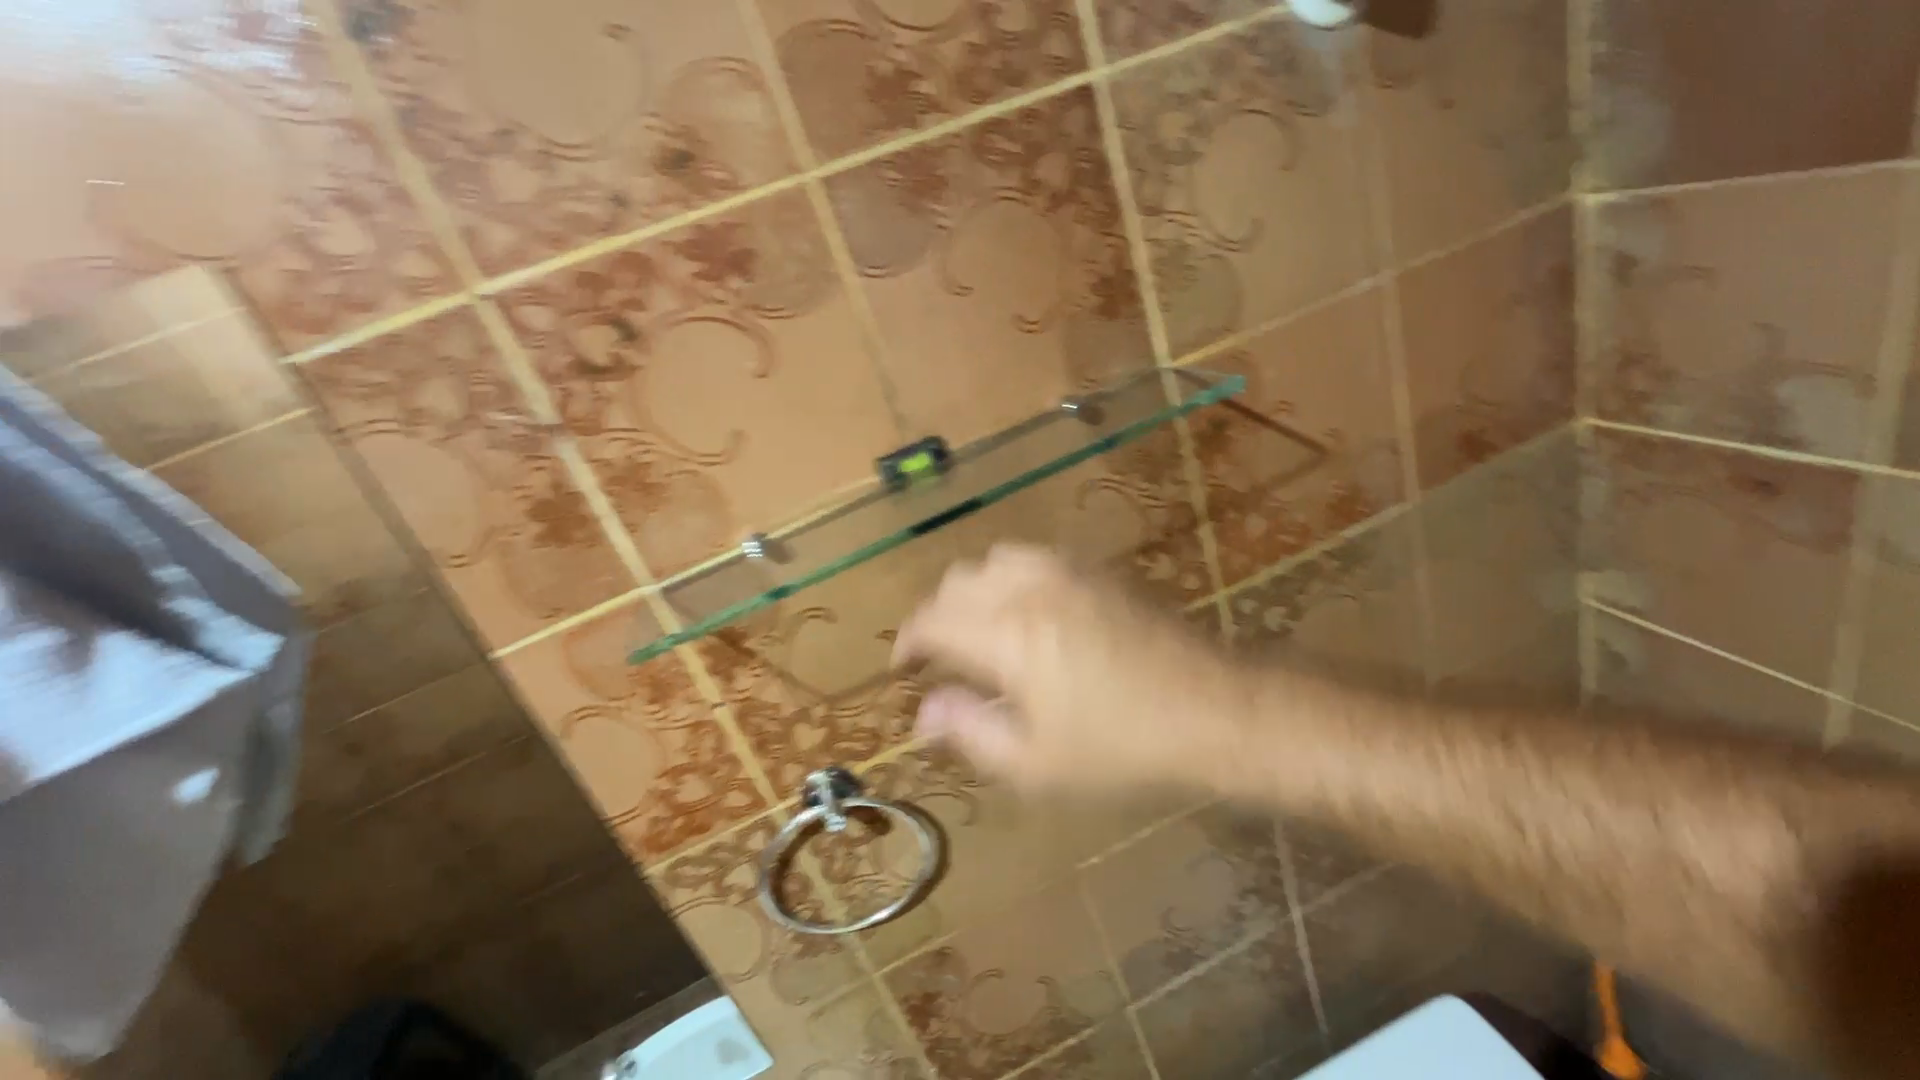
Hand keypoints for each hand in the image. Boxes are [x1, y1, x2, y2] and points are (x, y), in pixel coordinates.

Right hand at [891, 543, 1247, 792]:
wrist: (1212, 710)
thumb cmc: (1120, 748)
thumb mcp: (1035, 763)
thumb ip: (969, 732)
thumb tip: (924, 714)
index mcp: (1006, 635)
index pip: (932, 621)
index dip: (908, 643)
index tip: (904, 669)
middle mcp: (1029, 589)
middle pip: (957, 583)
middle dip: (937, 616)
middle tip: (941, 658)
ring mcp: (1067, 572)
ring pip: (994, 560)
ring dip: (973, 590)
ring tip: (979, 628)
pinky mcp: (1098, 571)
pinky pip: (1033, 557)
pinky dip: (1010, 578)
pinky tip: (1026, 611)